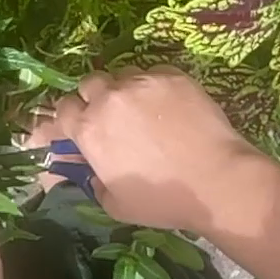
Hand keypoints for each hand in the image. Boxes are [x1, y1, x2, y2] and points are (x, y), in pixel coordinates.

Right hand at [47, 66, 275, 232]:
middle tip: (109, 118)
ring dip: (123, 90)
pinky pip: (152, 74)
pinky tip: (167, 106)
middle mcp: (109, 98)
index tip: (77, 129)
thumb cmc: (162, 200)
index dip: (68, 119)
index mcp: (89, 130)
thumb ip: (93, 182)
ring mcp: (142, 83)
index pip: (63, 109)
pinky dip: (153, 88)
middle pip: (89, 84)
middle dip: (94, 99)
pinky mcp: (172, 76)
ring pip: (121, 75)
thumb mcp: (115, 204)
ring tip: (140, 110)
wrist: (216, 180)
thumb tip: (91, 172)